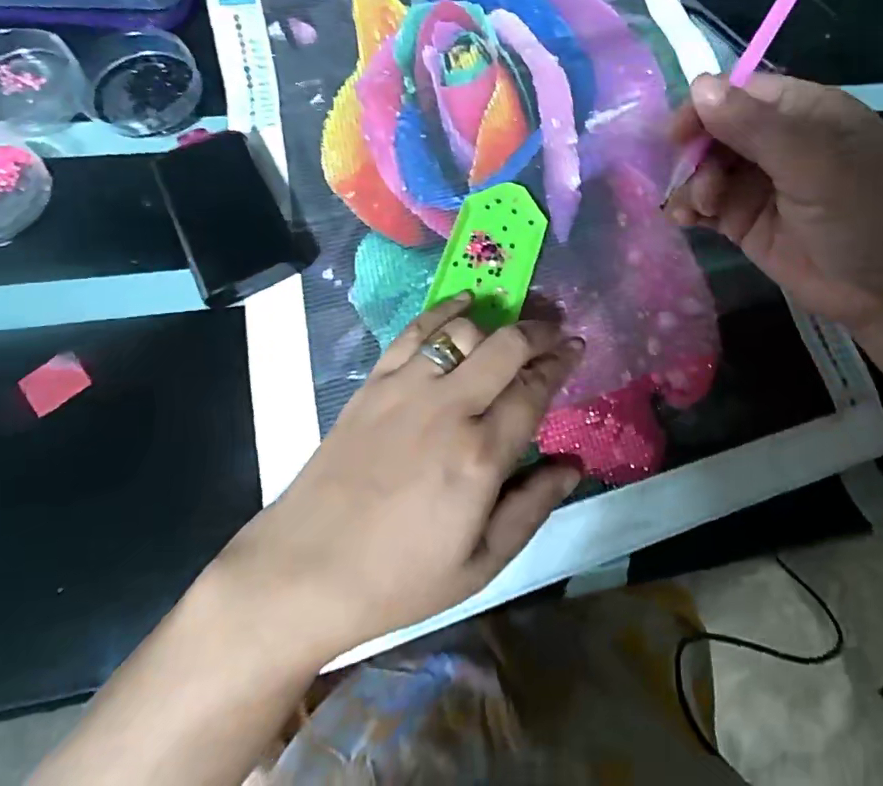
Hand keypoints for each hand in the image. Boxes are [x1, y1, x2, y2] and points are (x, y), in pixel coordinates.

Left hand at [208, 294, 584, 665]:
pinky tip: (463, 304)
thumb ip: (533, 506)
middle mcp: (447, 409)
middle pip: (505, 347)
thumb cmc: (400, 578)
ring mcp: (405, 389)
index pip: (533, 390)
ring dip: (498, 319)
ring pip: (462, 330)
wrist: (306, 569)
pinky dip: (444, 310)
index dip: (560, 364)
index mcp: (481, 455)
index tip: (577, 348)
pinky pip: (414, 331)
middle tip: (557, 329)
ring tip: (516, 318)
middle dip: (539, 331)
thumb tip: (574, 465)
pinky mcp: (372, 384)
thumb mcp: (481, 562)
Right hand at [663, 72, 882, 339]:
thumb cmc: (865, 217)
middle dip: (696, 154)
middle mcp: (779, 141)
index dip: (703, 108)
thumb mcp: (815, 164)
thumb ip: (756, 126)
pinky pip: (705, 203)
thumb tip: (699, 87)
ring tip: (697, 210)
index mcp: (804, 111)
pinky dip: (689, 208)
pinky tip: (685, 221)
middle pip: (715, 129)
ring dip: (691, 184)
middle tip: (697, 185)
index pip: (739, 92)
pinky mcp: (745, 219)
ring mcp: (760, 181)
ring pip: (705, 167)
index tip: (677, 136)